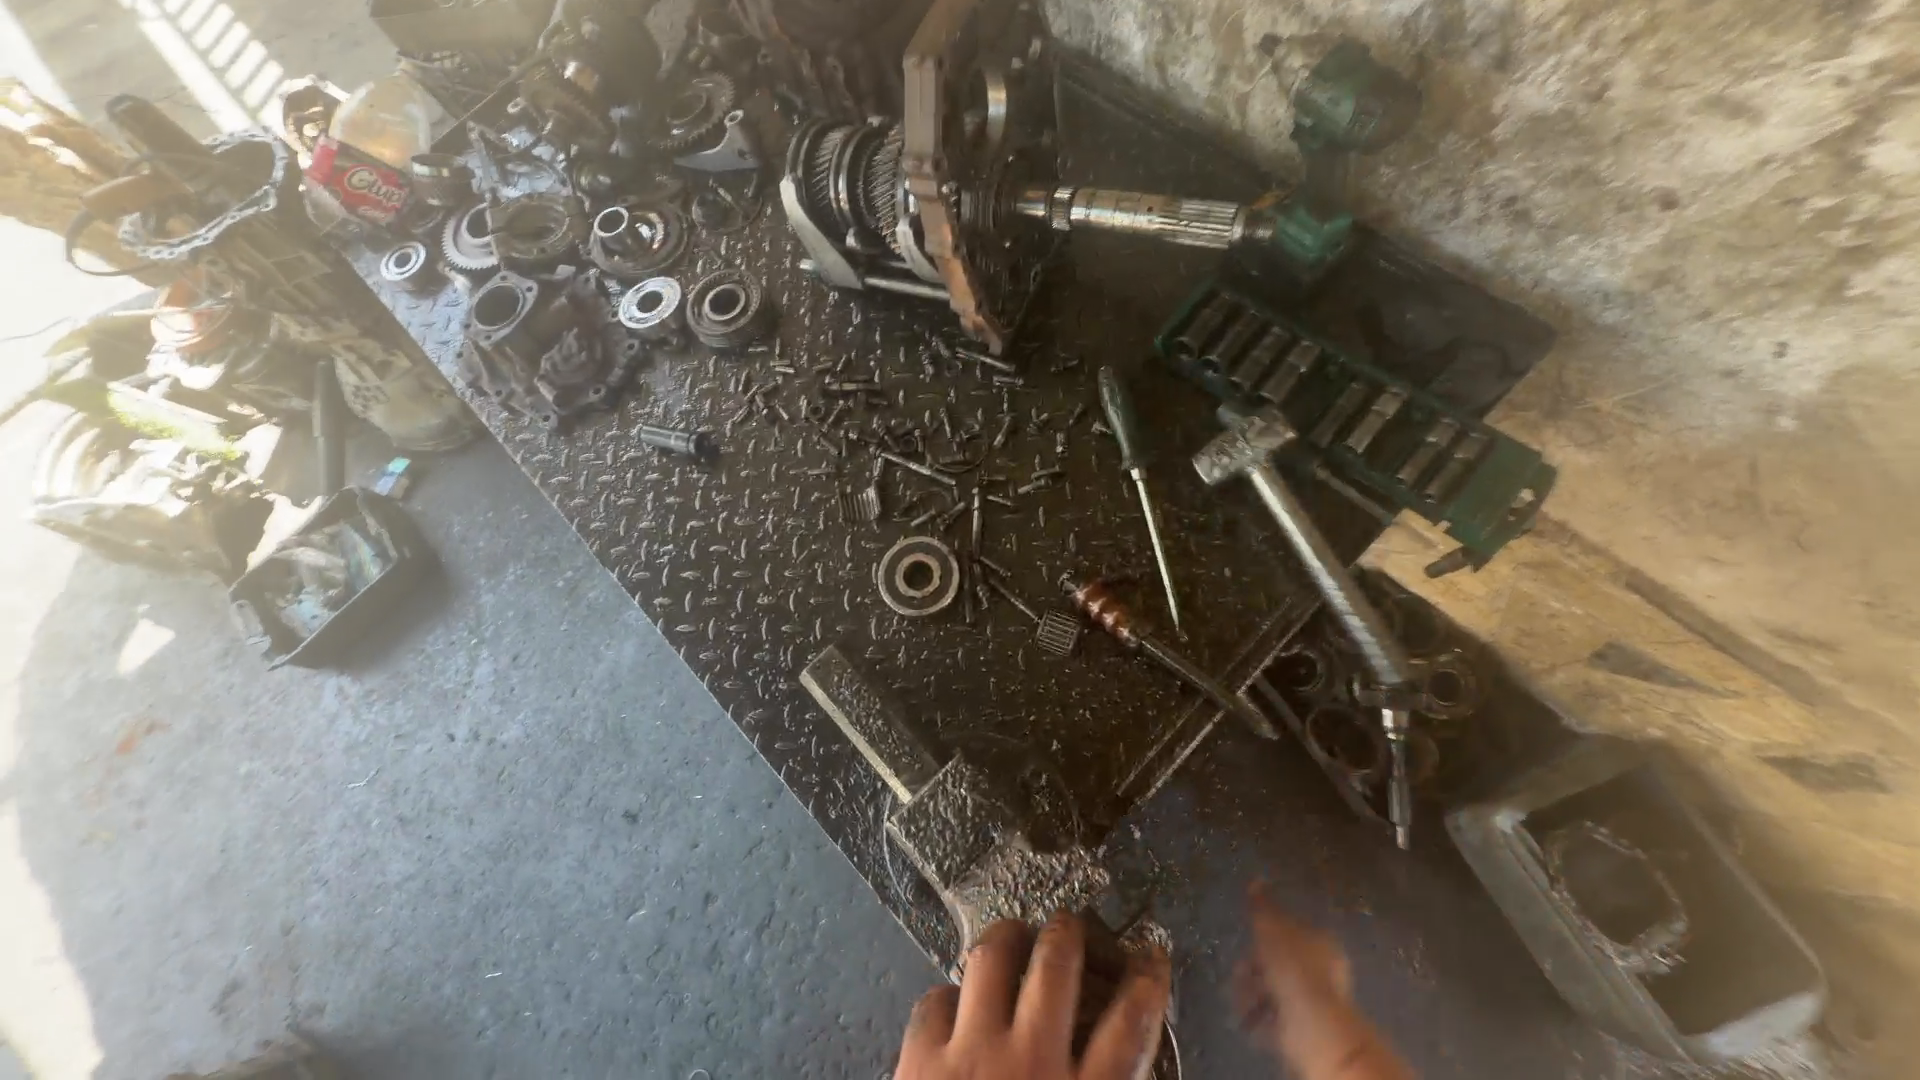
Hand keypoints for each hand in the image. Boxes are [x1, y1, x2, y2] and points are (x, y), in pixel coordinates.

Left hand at [894, 912, 1171, 1079]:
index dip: (1149, 977)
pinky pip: (933, 999)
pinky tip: (953, 1004)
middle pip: (1057, 965)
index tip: (1153, 953)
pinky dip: (946, 996)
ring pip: (991, 959)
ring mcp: (972, 1052)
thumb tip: (1121, 1066)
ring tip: (1012, 935)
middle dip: (1068, 932)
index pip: (1132, 1020)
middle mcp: (1032, 1059)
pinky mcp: (920, 1060)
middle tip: (1069, 925)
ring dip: (1006, 937)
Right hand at [1236, 884, 1411, 1079]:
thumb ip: (1263, 906)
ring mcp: (1314, 1000)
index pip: (1289, 931)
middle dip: (1253, 969)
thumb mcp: (1272, 928)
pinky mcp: (1304, 1025)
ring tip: (1241, 1002)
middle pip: (1279, 962)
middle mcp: (1322, 970)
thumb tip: (1256, 880)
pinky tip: (1249, 1020)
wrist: (1311, 1025)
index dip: (1264, 937)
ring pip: (1273, 990)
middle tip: (1239, 975)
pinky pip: (1275, 1015)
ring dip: (1251, 995)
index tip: (1247, 944)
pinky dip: (1259, 1017)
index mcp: (1321, 943)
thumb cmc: (1292, 968)